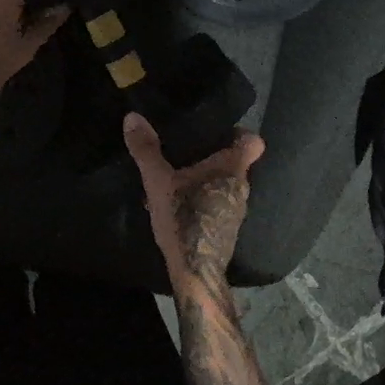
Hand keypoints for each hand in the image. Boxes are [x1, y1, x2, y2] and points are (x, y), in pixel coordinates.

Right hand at [123, 113, 265, 285]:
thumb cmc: (183, 217)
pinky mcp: (227, 230)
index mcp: (232, 168)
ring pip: (226, 186)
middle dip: (214, 158)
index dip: (238, 134)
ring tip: (179, 182)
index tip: (217, 133)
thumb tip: (132, 115)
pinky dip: (204, 203)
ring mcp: (237, 211)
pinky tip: (180, 209)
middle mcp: (241, 187)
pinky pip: (219, 206)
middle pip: (236, 163)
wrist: (196, 269)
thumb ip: (146, 149)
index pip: (253, 141)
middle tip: (188, 153)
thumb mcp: (158, 180)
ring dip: (208, 182)